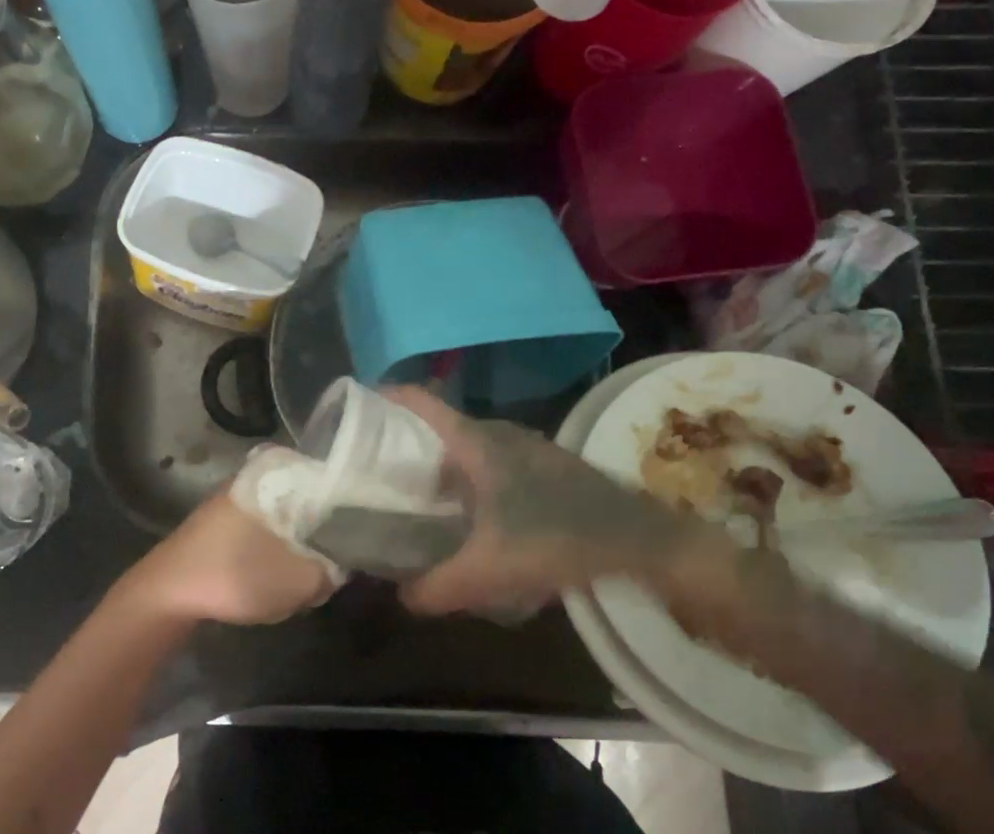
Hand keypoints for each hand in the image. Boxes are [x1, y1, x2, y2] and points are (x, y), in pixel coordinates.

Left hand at [117, 491, 333, 625]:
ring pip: (282, 520)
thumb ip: (330, 572)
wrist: (168, 593)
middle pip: (305, 501)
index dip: (348, 505)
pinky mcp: (219, 524)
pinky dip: (271, 554)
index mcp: (273, 474)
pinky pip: (260, 533)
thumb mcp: (299, 581)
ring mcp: (233, 499)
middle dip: (319, 534)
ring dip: (294, 548)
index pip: (327, 477)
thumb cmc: (236, 575)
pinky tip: (272, 580)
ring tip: (301, 579)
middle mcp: (252, 477)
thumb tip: (337, 567)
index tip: (359, 532)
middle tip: (329, 564)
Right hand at [387, 387, 704, 616]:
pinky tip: (468, 519)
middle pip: (437, 428)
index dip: (382, 397)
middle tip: (374, 476)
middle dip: (403, 446)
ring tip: (414, 501)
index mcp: (475, 441)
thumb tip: (401, 594)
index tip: (351, 412)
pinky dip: (468, 481)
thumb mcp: (489, 571)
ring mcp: (524, 447)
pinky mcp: (545, 466)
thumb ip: (437, 586)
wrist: (642, 541)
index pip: (418, 400)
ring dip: (439, 468)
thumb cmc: (558, 538)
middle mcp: (496, 433)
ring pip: (466, 449)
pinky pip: (490, 464)